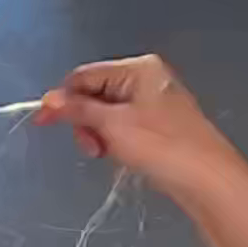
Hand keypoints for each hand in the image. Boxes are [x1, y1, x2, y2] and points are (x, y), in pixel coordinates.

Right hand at [33, 55, 247, 197]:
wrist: (205, 177)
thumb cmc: (158, 144)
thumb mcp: (110, 124)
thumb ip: (76, 109)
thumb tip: (47, 100)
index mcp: (137, 69)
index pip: (82, 77)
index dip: (60, 99)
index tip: (43, 123)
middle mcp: (144, 77)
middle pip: (90, 93)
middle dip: (81, 120)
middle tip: (89, 145)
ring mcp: (150, 98)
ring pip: (100, 110)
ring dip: (93, 132)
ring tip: (103, 151)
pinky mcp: (153, 118)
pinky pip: (116, 122)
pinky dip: (108, 136)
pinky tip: (114, 150)